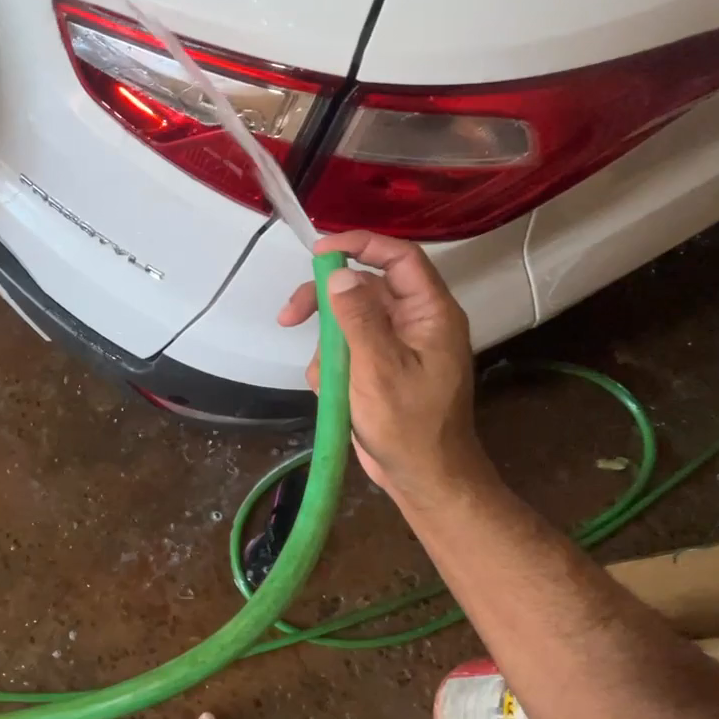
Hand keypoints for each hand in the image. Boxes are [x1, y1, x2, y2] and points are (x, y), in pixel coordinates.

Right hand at [276, 231, 492, 504]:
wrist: (421, 474)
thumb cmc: (407, 423)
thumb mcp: (377, 369)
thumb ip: (357, 320)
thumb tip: (339, 275)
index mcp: (430, 314)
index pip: (400, 258)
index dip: (361, 245)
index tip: (318, 251)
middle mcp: (415, 323)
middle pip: (363, 288)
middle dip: (324, 303)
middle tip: (288, 317)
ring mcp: (396, 346)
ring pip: (347, 322)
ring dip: (324, 346)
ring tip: (322, 379)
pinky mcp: (378, 367)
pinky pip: (344, 351)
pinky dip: (329, 367)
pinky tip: (332, 392)